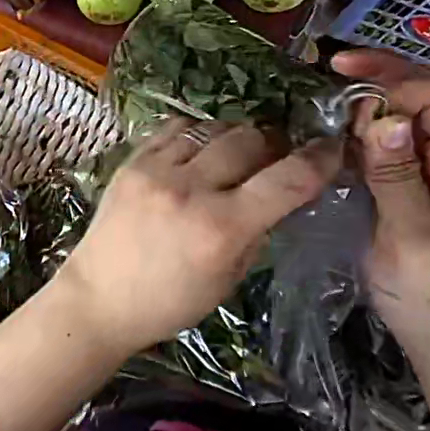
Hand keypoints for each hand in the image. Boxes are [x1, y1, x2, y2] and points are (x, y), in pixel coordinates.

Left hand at [53, 119, 335, 355]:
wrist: (98, 297)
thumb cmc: (168, 302)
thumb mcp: (228, 279)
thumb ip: (258, 232)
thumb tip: (280, 196)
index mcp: (221, 229)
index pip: (286, 180)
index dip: (318, 160)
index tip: (331, 149)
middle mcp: (189, 190)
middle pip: (249, 140)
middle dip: (273, 144)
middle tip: (276, 155)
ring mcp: (155, 171)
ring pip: (212, 128)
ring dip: (233, 136)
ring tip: (236, 153)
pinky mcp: (131, 162)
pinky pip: (174, 129)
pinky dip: (196, 134)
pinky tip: (198, 150)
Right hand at [331, 50, 429, 397]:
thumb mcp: (415, 246)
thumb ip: (398, 181)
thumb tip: (382, 116)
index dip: (394, 77)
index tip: (340, 74)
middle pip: (424, 105)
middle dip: (377, 84)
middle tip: (322, 86)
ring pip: (404, 127)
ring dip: (364, 111)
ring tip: (319, 108)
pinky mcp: (416, 197)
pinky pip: (390, 155)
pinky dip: (360, 141)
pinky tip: (331, 142)